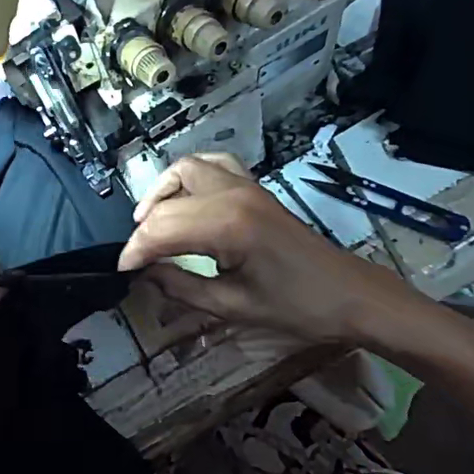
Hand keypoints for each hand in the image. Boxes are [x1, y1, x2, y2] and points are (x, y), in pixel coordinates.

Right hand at [117, 153, 419, 345]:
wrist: (351, 295)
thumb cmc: (297, 308)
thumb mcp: (232, 306)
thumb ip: (181, 286)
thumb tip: (144, 273)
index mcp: (228, 226)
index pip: (162, 229)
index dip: (136, 250)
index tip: (122, 270)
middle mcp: (233, 194)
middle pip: (168, 201)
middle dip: (144, 229)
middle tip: (137, 256)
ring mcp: (245, 185)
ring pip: (186, 169)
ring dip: (162, 193)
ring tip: (152, 223)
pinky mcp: (253, 186)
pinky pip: (211, 164)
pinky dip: (189, 176)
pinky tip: (184, 198)